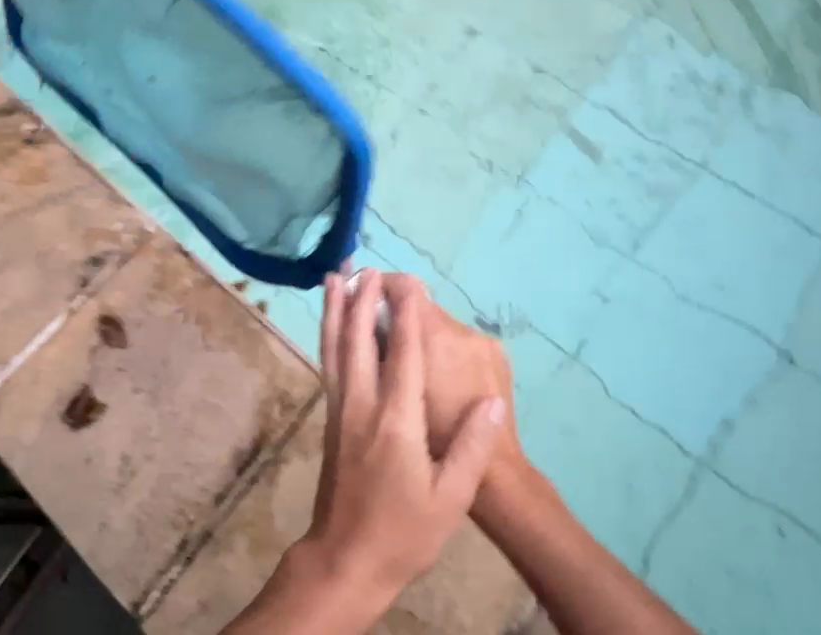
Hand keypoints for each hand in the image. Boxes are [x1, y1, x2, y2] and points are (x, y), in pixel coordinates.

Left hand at [298, 269, 507, 604]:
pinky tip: (330, 323)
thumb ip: (470, 446)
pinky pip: (328, 363)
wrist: (347, 556)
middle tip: (366, 265)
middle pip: (358, 340)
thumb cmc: (405, 531)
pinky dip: (328, 335)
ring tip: (335, 276)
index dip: (407, 316)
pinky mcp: (330, 418)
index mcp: (396, 421)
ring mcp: (340, 409)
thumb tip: (492, 399)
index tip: (409, 282)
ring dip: (335, 310)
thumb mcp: (450, 498)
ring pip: (334, 347)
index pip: (404, 356)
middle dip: (362, 300)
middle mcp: (361, 405)